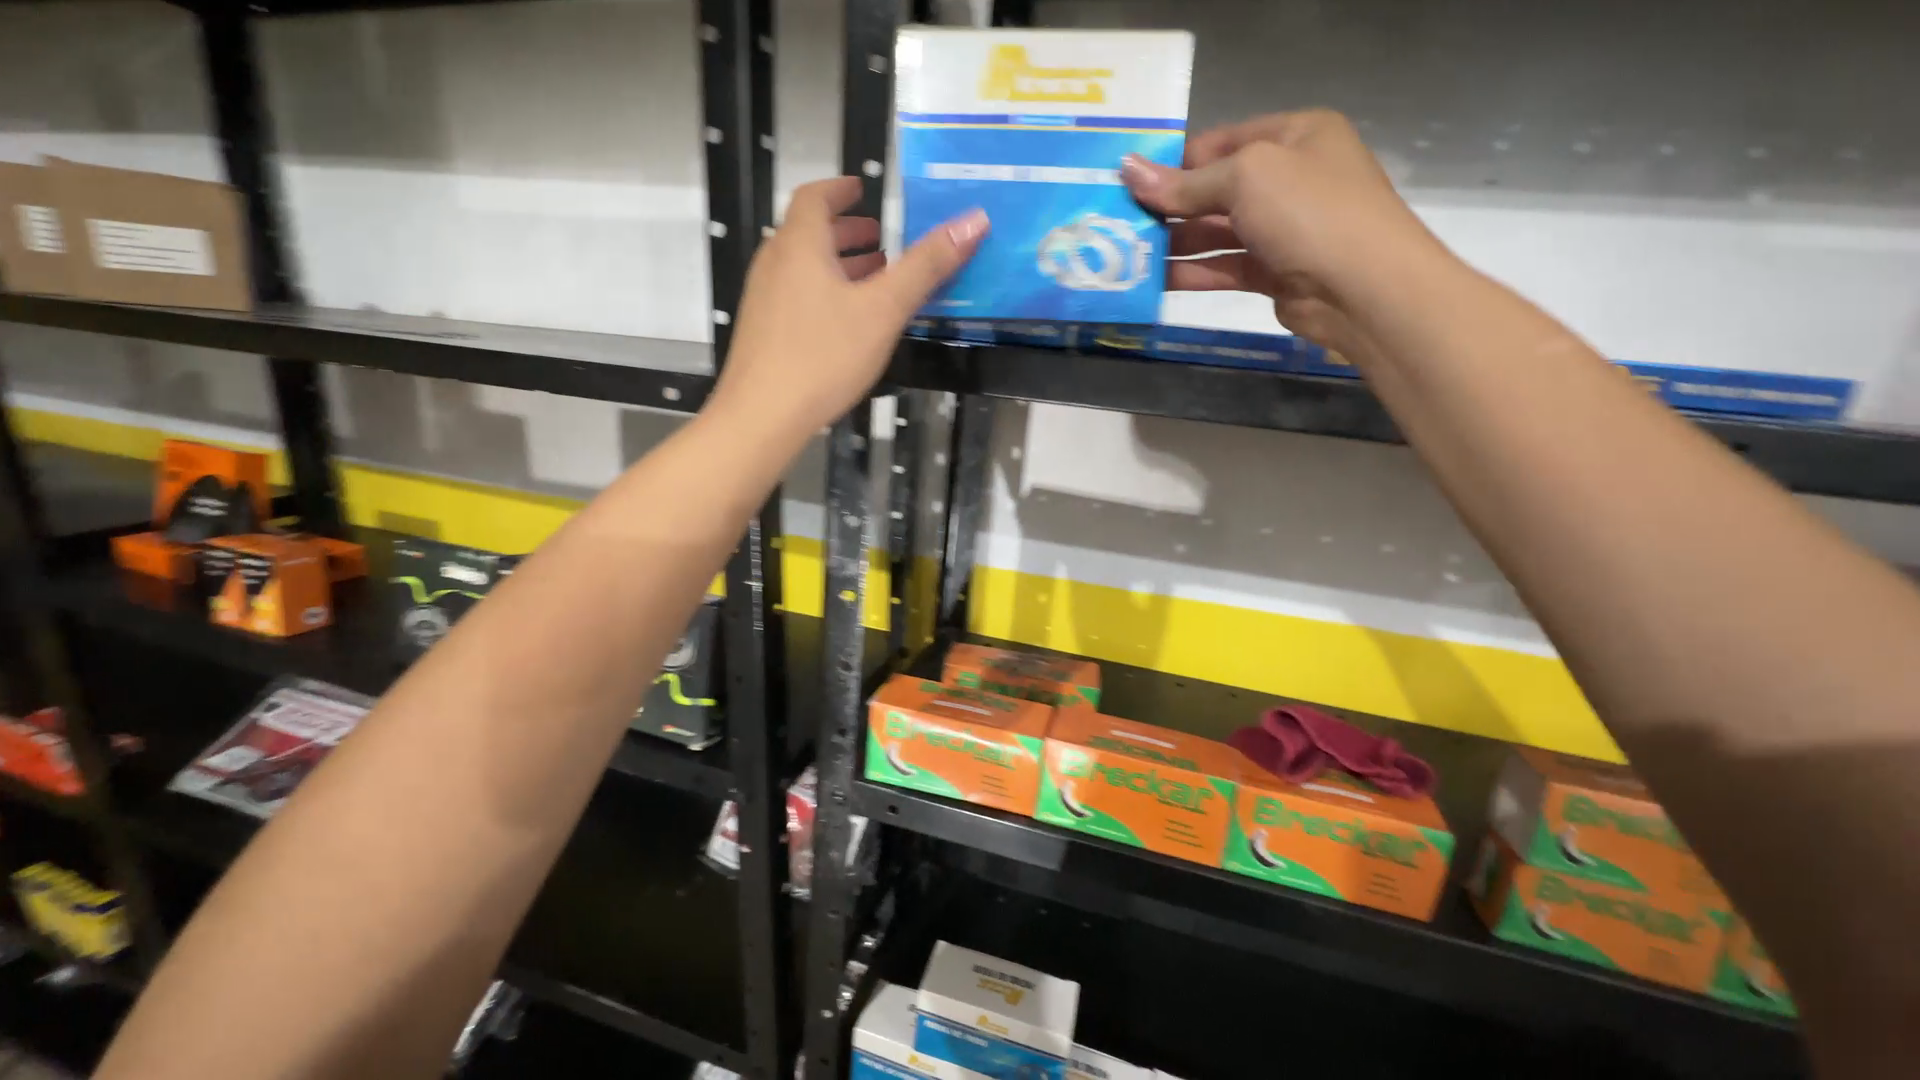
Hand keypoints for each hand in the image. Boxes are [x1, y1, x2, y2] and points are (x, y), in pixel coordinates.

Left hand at [709, 176, 986, 436]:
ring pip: (803, 267)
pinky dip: (825, 291)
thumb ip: (927, 265)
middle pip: (809, 233)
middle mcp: (775, 263)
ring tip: (874, 280)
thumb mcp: (884, 309)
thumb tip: (974, 220)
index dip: (839, 190)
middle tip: (881, 241)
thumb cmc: (824, 356)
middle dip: (846, 232)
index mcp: (800, 246)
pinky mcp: (762, 331)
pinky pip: (797, 295)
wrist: (762, 417)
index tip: (862, 190)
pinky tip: (849, 323)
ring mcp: (763, 299)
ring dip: (838, 264)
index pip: (814, 197)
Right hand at [1121, 109, 1446, 357]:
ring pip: (1218, 232)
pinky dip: (1193, 273)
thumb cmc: (1310, 212)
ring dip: (1176, 242)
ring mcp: (1284, 228)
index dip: (1176, 161)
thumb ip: (1185, 183)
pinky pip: (1226, 267)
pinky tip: (1155, 280)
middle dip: (1171, 205)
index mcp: (1296, 136)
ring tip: (1129, 254)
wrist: (1365, 288)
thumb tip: (1128, 171)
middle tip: (1121, 221)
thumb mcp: (1245, 178)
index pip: (1223, 141)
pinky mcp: (1276, 272)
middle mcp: (1291, 177)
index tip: (1131, 182)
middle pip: (1217, 188)